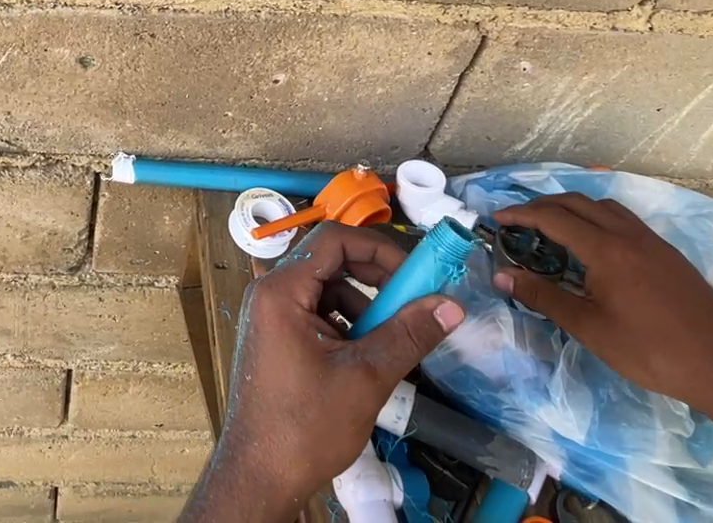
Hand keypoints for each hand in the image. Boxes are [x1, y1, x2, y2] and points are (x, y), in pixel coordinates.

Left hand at [181, 223, 464, 522]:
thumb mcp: (366, 377)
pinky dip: (346, 322)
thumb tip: (451, 305)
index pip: (332, 239)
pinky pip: (317, 310)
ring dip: (363, 303)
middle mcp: (270, 292)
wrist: (261, 474)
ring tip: (392, 336)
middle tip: (413, 298)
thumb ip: (408, 334)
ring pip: (325, 287)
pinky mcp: (278, 335)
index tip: (415, 273)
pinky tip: (368, 353)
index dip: (378, 248)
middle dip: (374, 275)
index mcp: (281, 290)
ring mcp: (271, 313)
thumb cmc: (306, 425)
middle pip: (328, 259)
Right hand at [492, 192, 712, 416]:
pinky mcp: (671, 257)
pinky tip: (598, 247)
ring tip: (556, 228)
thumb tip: (501, 276)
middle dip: (543, 205)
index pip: (553, 217)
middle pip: (578, 203)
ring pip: (606, 208)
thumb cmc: (654, 352)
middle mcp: (630, 236)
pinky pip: (626, 222)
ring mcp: (655, 244)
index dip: (520, 214)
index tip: (496, 219)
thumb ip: (544, 298)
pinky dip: (599, 220)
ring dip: (574, 209)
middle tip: (520, 221)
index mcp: (607, 250)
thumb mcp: (591, 329)